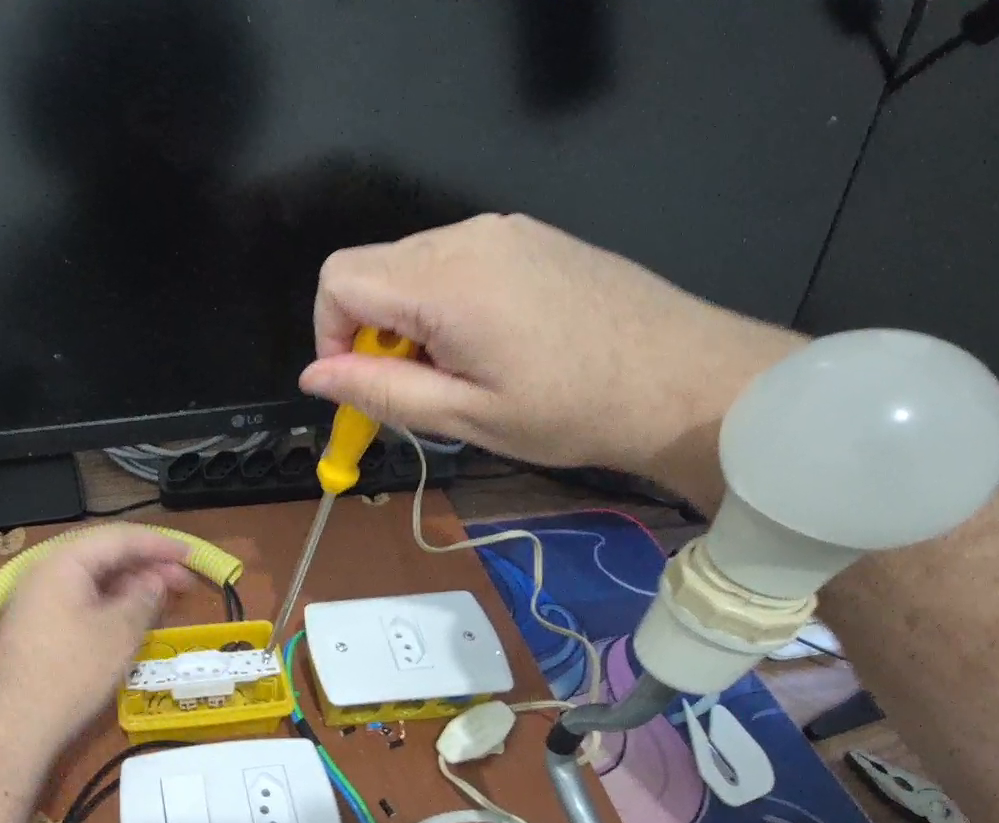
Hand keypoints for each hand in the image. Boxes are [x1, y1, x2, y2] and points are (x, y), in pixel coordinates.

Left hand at [0, 526, 193, 761]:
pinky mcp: (35, 625)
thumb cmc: (71, 673)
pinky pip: (79, 600)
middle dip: (146, 566)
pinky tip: (130, 620)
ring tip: (162, 600)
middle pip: (103, 556)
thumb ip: (143, 598)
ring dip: (129, 586)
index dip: (158, 544)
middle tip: (183, 582)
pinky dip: (109, 604)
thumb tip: (154, 581)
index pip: (118, 538)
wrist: (14, 725)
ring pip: (92, 580)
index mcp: (63, 562)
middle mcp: (44, 572)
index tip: (190, 556)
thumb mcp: (119, 633)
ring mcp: (36, 600)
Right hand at [298, 214, 805, 508]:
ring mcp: (501, 230)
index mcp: (446, 281)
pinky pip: (450, 259)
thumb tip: (311, 376)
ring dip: (404, 318)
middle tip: (412, 385)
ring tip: (454, 367)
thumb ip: (377, 390)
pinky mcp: (526, 236)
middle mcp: (467, 237)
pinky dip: (439, 301)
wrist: (686, 379)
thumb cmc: (572, 410)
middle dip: (366, 330)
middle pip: (368, 269)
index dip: (330, 335)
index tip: (362, 383)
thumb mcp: (463, 416)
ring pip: (406, 264)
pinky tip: (485, 341)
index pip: (338, 280)